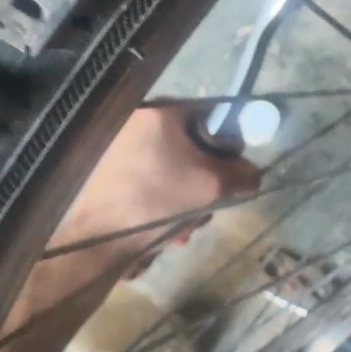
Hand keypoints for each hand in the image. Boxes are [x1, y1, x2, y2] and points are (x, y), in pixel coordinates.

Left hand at [60, 103, 261, 256]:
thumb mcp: (214, 186)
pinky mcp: (110, 170)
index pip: (214, 113)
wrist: (100, 240)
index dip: (230, 142)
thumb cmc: (158, 201)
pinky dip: (165, 200)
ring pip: (175, 167)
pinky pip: (153, 178)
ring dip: (187, 197)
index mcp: (161, 111)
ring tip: (184, 226)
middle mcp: (138, 119)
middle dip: (205, 179)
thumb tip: (250, 172)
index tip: (232, 171)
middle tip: (207, 206)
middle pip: (194, 144)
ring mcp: (120, 144)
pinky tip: (166, 228)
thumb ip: (242, 173)